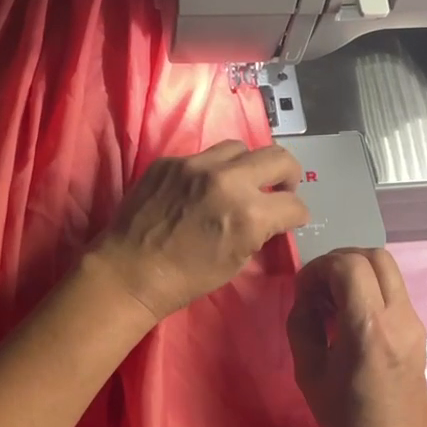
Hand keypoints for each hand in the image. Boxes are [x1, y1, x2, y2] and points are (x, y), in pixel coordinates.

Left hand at [91, 140, 308, 320]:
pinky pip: (203, 156)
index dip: (297, 215)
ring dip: (249, 166)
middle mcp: (228, 181)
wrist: (129, 272)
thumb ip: (259, 231)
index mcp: (249, 214)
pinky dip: (212, 170)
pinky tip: (202, 189)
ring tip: (241, 183)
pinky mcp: (170, 161)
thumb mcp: (236, 261)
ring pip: (241, 148)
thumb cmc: (185, 279)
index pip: (293, 204)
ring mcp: (196, 165)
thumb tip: (270, 218)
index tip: (291, 219)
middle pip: (279, 158)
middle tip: (280, 189)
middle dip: (288, 175)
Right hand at [285, 248, 426, 426]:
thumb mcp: (309, 375)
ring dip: (355, 272)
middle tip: (317, 289)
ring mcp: (413, 321)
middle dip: (339, 261)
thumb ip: (303, 326)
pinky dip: (367, 288)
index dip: (319, 269)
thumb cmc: (348, 422)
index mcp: (369, 329)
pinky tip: (348, 317)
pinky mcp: (417, 329)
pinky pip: (392, 289)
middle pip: (374, 256)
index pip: (348, 266)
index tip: (303, 293)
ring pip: (387, 269)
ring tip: (331, 302)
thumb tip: (306, 298)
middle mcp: (398, 317)